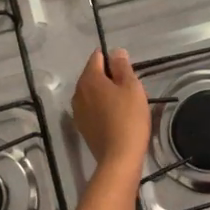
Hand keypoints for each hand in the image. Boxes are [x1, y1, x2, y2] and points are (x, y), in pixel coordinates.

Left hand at [73, 49, 149, 170]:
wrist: (119, 156)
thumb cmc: (129, 118)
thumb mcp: (132, 87)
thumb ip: (123, 66)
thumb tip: (115, 52)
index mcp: (89, 79)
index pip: (98, 57)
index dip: (114, 60)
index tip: (128, 72)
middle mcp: (78, 92)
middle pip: (94, 75)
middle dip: (111, 78)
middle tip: (132, 90)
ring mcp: (77, 111)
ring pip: (93, 93)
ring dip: (107, 93)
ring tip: (127, 105)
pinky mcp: (82, 126)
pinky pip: (92, 108)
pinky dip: (103, 108)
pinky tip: (117, 118)